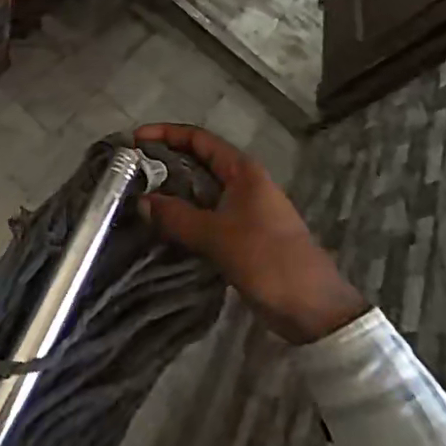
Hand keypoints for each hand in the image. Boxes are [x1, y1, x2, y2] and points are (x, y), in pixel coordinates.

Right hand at [135, 123, 369, 344]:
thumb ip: (177, 216)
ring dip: (172, 191)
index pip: (199, 139)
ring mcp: (243, 210)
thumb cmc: (269, 260)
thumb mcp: (218, 236)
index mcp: (242, 171)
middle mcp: (242, 183)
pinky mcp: (241, 235)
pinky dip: (183, 215)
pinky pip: (205, 215)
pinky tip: (162, 226)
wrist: (314, 311)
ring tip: (139, 197)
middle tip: (130, 171)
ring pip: (200, 190)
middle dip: (164, 162)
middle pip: (197, 161)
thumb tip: (141, 201)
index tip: (136, 139)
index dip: (166, 134)